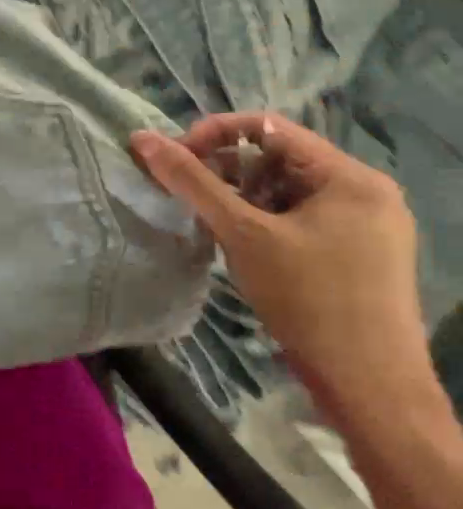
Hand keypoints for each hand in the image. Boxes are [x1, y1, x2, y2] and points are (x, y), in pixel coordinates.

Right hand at [128, 115, 426, 409]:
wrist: (367, 380)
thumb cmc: (308, 296)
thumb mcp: (240, 231)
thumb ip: (190, 180)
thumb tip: (140, 137)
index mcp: (350, 178)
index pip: (268, 127)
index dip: (213, 134)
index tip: (174, 161)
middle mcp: (363, 191)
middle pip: (275, 155)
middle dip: (222, 167)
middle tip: (184, 192)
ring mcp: (363, 222)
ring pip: (281, 185)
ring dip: (236, 193)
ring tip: (207, 219)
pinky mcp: (355, 248)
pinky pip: (295, 212)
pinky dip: (257, 216)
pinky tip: (235, 240)